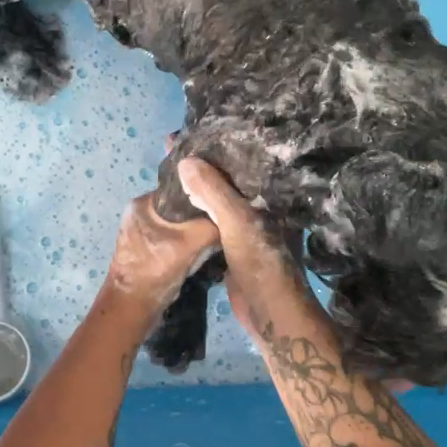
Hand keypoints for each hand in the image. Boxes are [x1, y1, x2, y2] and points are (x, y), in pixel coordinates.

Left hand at [104, 190, 219, 313]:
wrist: (132, 307)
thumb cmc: (155, 270)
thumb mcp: (189, 243)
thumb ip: (211, 226)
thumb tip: (232, 217)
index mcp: (142, 203)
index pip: (182, 188)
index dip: (205, 193)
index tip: (227, 201)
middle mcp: (141, 213)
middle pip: (182, 206)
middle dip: (203, 214)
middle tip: (227, 219)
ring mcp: (144, 232)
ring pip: (180, 224)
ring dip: (198, 231)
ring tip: (221, 233)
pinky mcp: (150, 249)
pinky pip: (176, 239)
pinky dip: (190, 243)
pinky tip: (208, 248)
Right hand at [175, 158, 317, 331]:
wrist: (270, 315)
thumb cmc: (262, 264)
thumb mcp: (237, 222)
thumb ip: (213, 192)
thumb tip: (185, 161)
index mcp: (273, 195)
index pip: (245, 159)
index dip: (220, 144)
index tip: (192, 131)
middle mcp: (265, 206)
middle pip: (230, 177)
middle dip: (205, 164)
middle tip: (175, 148)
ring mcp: (251, 226)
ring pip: (220, 199)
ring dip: (200, 187)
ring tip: (173, 168)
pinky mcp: (237, 245)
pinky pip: (214, 220)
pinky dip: (199, 210)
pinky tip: (180, 201)